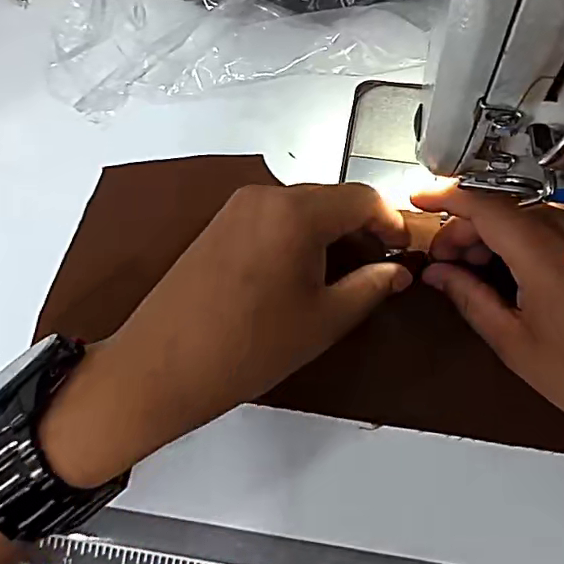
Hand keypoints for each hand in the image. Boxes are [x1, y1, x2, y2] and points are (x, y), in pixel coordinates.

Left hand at [40, 183, 412, 486]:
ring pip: (302, 206)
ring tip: (343, 272)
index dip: (391, 221)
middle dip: (361, 226)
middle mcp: (265, 196)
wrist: (160, 367)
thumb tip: (397, 271)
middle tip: (379, 264)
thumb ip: (370, 286)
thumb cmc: (247, 347)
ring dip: (330, 230)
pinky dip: (298, 234)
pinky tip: (302, 271)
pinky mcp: (219, 224)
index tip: (404, 247)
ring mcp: (237, 207)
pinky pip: (273, 216)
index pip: (363, 198)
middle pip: (332, 198)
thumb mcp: (324, 320)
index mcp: (296, 212)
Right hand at [410, 187, 563, 469]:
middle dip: (468, 227)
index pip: (484, 203)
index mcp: (546, 254)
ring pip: (531, 215)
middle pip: (506, 208)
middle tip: (446, 261)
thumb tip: (440, 273)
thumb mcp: (518, 346)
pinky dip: (528, 239)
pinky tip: (517, 271)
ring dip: (498, 233)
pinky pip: (559, 227)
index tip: (420, 202)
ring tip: (478, 270)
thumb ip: (472, 299)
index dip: (445, 197)